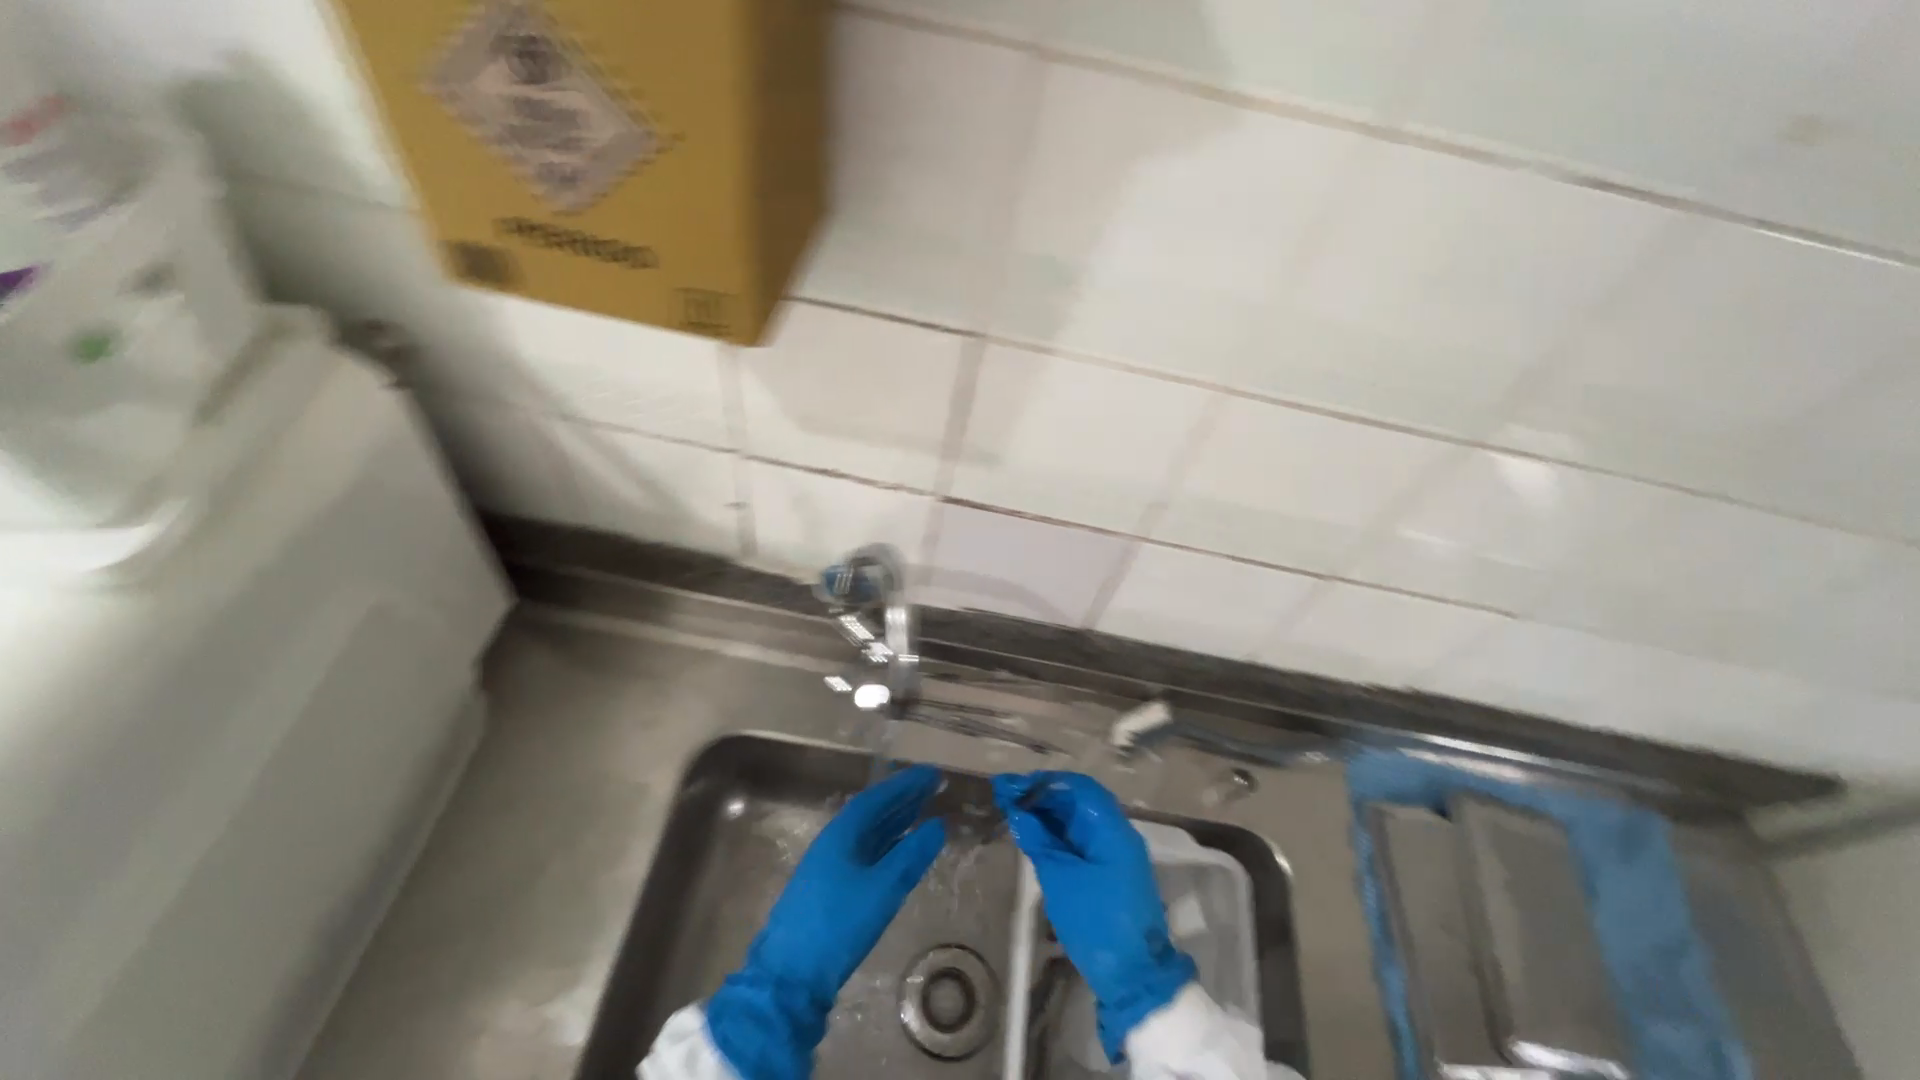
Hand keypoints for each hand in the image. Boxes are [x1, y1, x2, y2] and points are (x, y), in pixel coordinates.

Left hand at [708, 764, 946, 1079]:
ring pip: (868, 836)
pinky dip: (887, 849)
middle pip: (871, 814)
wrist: (789, 975)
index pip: (876, 798)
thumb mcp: (882, 888)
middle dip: (902, 799)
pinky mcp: (830, 893)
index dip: (904, 784)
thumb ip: (911, 856)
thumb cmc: (837, 924)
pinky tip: (901, 855)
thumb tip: (938, 825)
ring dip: (895, 823)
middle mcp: (833, 845)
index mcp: (840, 835)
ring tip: (923, 812)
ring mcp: (829, 869)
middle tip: (933, 787)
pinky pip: (865, 856)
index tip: (932, 773)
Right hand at [994, 771, 1195, 1060]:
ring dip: (1047, 816)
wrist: (1134, 975)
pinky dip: (1057, 836)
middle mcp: (1117, 834)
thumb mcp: (1061, 879)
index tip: (1008, 787)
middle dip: (1041, 797)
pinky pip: (1080, 842)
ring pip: (1078, 823)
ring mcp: (1115, 855)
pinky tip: (1034, 839)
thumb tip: (1018, 812)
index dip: (1042, 783)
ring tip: (1013, 816)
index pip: (1076, 788)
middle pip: (1077, 802)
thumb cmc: (1096, 921)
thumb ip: (1039, 842)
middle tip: (1004, 799)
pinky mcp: (1110, 874)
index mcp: (1112, 829)